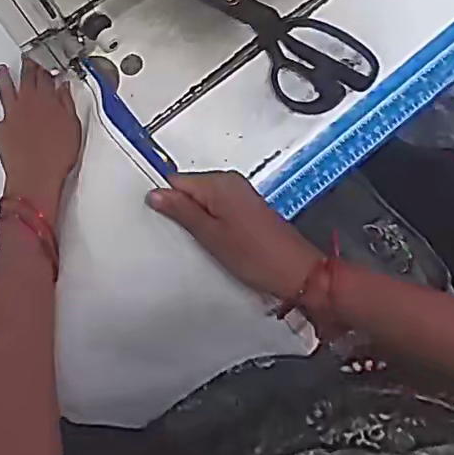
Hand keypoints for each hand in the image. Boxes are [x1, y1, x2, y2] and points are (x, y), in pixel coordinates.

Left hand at [0, 60, 81, 228]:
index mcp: (47, 102)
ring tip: (1, 69)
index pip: (47, 78)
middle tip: (27, 56)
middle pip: (27, 79)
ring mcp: (11, 117)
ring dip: (3, 79)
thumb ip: (67, 104)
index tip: (47, 59)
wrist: (37, 177)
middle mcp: (27, 105)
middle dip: (28, 66)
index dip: (47, 67)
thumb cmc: (57, 157)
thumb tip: (64, 89)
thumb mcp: (73, 127)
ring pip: (6, 91)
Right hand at [147, 172, 322, 302]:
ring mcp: (240, 192)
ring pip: (204, 198)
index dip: (167, 201)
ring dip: (198, 217)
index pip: (176, 181)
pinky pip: (218, 206)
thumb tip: (154, 193)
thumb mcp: (210, 236)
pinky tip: (216, 241)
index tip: (167, 225)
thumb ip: (181, 211)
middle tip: (186, 237)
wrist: (299, 274)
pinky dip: (213, 221)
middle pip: (190, 188)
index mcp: (218, 183)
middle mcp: (229, 180)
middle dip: (183, 210)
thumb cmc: (254, 256)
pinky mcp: (247, 205)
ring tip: (203, 242)